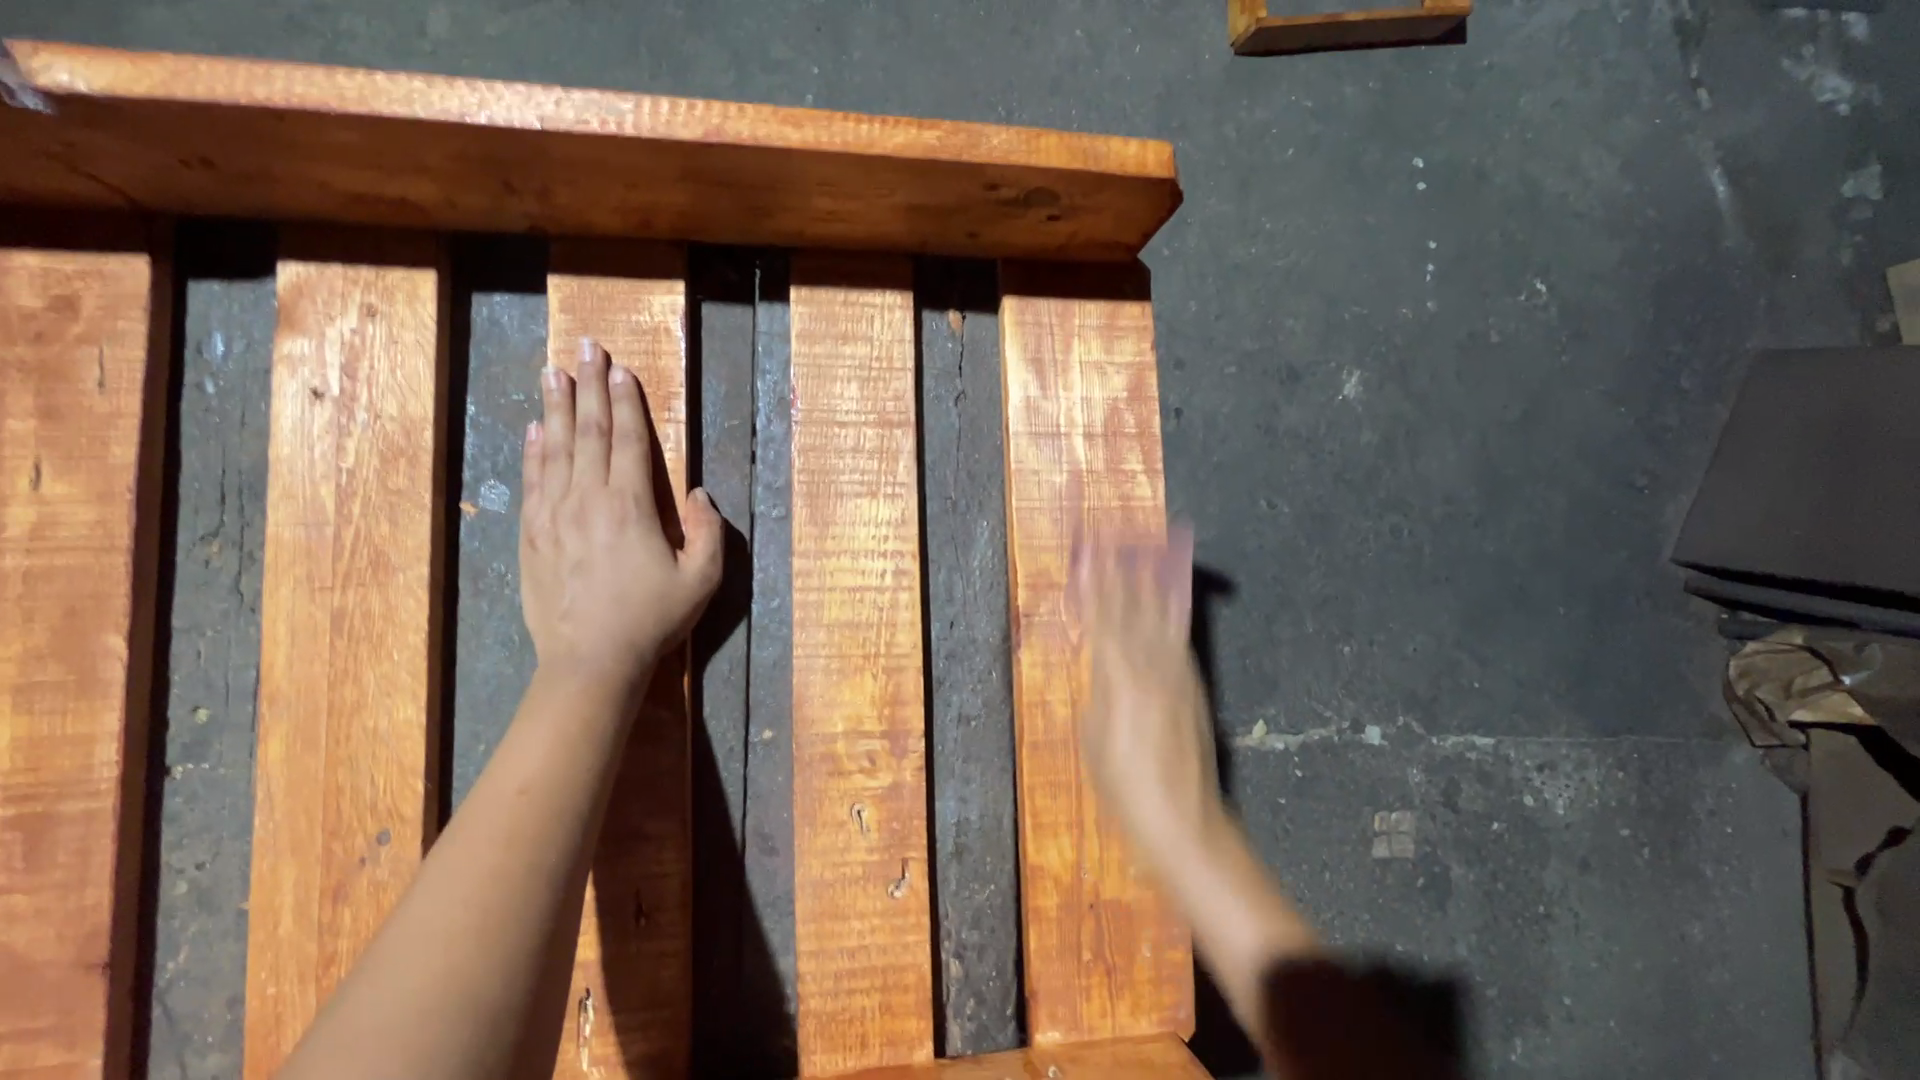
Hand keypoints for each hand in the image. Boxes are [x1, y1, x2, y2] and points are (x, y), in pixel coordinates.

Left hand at [519, 339, 722, 692]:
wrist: (590, 660)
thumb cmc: (652, 619)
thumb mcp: (701, 580)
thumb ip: (708, 532)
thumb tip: (697, 493)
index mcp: (632, 505)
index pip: (629, 440)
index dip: (627, 401)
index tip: (620, 368)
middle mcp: (589, 498)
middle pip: (590, 431)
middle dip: (590, 386)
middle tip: (584, 348)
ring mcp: (555, 514)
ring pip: (556, 448)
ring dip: (557, 406)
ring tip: (553, 371)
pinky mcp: (533, 535)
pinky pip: (533, 480)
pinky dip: (534, 450)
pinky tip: (535, 428)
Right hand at [1071, 525, 1220, 860]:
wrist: (1181, 819)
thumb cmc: (1123, 786)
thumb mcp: (1094, 735)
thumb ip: (1099, 689)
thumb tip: (1101, 661)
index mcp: (1119, 676)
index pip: (1104, 615)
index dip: (1096, 580)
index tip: (1091, 548)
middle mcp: (1152, 665)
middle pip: (1135, 606)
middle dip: (1123, 568)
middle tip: (1115, 534)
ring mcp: (1178, 674)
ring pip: (1161, 617)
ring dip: (1149, 582)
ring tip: (1143, 552)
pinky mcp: (1193, 688)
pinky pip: (1177, 638)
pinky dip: (1170, 612)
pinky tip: (1168, 600)